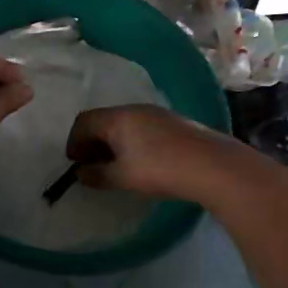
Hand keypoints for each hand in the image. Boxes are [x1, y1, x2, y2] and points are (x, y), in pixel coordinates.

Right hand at [66, 104, 247, 202]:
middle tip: (91, 164)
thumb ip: (96, 175)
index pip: (83, 122)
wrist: (213, 166)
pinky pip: (142, 127)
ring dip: (112, 141)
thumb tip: (81, 173)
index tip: (75, 163)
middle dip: (91, 141)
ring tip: (115, 165)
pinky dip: (131, 141)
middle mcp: (135, 109)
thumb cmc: (159, 170)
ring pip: (124, 123)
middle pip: (103, 120)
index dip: (74, 142)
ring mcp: (157, 113)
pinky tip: (141, 161)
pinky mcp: (174, 123)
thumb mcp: (121, 177)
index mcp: (117, 118)